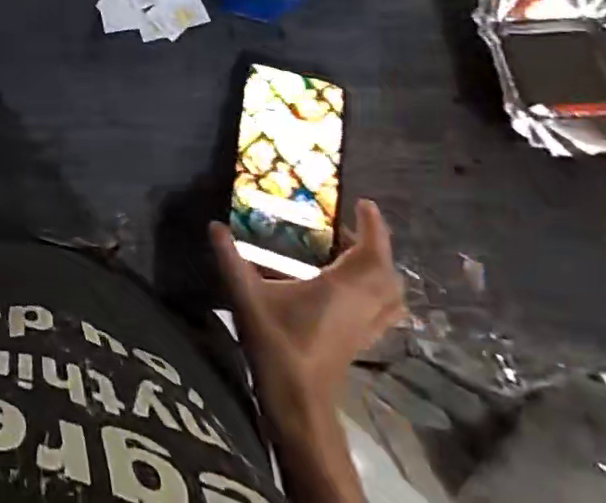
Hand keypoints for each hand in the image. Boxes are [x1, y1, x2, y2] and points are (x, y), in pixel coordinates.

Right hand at [211, 199, 405, 402]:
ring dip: (381, 269)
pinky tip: (356, 290)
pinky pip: (385, 310)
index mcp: (342, 288)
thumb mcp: (246, 297)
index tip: (364, 203)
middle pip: (386, 270)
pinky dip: (381, 293)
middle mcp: (362, 304)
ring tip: (355, 254)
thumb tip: (214, 225)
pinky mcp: (363, 341)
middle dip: (375, 244)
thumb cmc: (277, 345)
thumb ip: (230, 258)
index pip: (372, 251)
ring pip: (391, 293)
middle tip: (348, 227)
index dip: (373, 226)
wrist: (298, 402)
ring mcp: (366, 325)